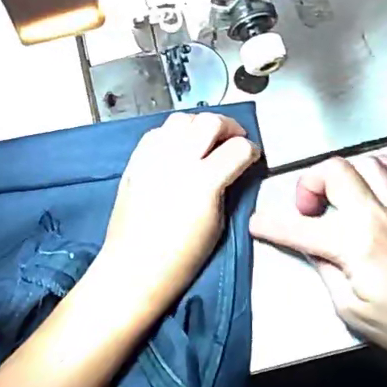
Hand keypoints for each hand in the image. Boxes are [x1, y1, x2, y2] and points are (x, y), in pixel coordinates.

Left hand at [97, 112, 260, 315]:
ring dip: (199, 125)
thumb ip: (226, 188)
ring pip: (181, 119)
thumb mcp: (217, 224)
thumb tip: (232, 169)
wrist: (134, 268)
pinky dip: (172, 134)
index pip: (238, 147)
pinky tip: (178, 149)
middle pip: (210, 121)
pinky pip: (157, 132)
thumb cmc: (179, 258)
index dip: (251, 150)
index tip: (252, 155)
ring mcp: (153, 158)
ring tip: (205, 141)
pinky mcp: (135, 162)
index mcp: (203, 181)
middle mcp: (177, 161)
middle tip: (234, 139)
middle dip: (228, 127)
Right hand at [248, 155, 386, 378]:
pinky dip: (385, 170)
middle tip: (308, 210)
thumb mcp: (350, 310)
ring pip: (370, 163)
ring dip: (346, 174)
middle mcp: (379, 216)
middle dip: (309, 183)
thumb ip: (326, 271)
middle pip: (336, 171)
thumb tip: (313, 248)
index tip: (257, 224)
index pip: (301, 229)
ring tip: (339, 196)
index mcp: (355, 244)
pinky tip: (376, 182)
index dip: (271, 226)